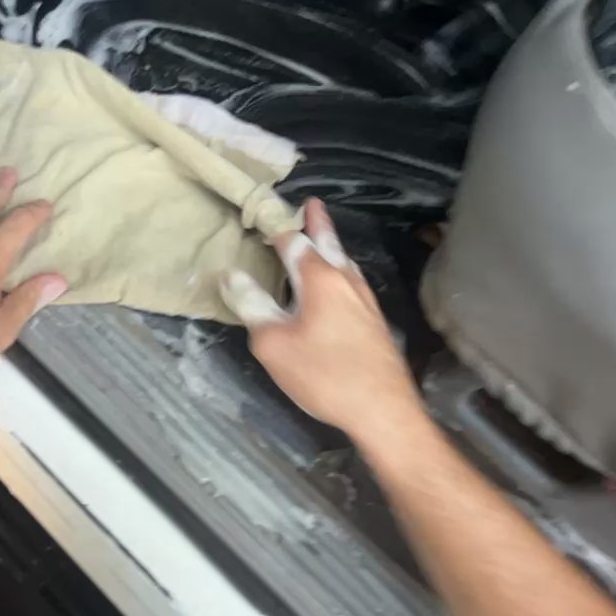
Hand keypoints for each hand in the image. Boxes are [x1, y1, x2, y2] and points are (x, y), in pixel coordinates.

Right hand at [225, 198, 421, 432]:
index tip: (262, 218)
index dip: (274, 230)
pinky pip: (353, 281)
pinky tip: (338, 282)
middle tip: (311, 204)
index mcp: (320, 278)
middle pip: (328, 243)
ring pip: (345, 262)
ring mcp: (365, 300)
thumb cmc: (323, 374)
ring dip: (330, 246)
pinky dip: (339, 269)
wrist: (384, 411)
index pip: (293, 242)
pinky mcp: (374, 321)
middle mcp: (346, 281)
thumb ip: (252, 305)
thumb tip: (230, 274)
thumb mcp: (273, 343)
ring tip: (323, 236)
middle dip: (316, 223)